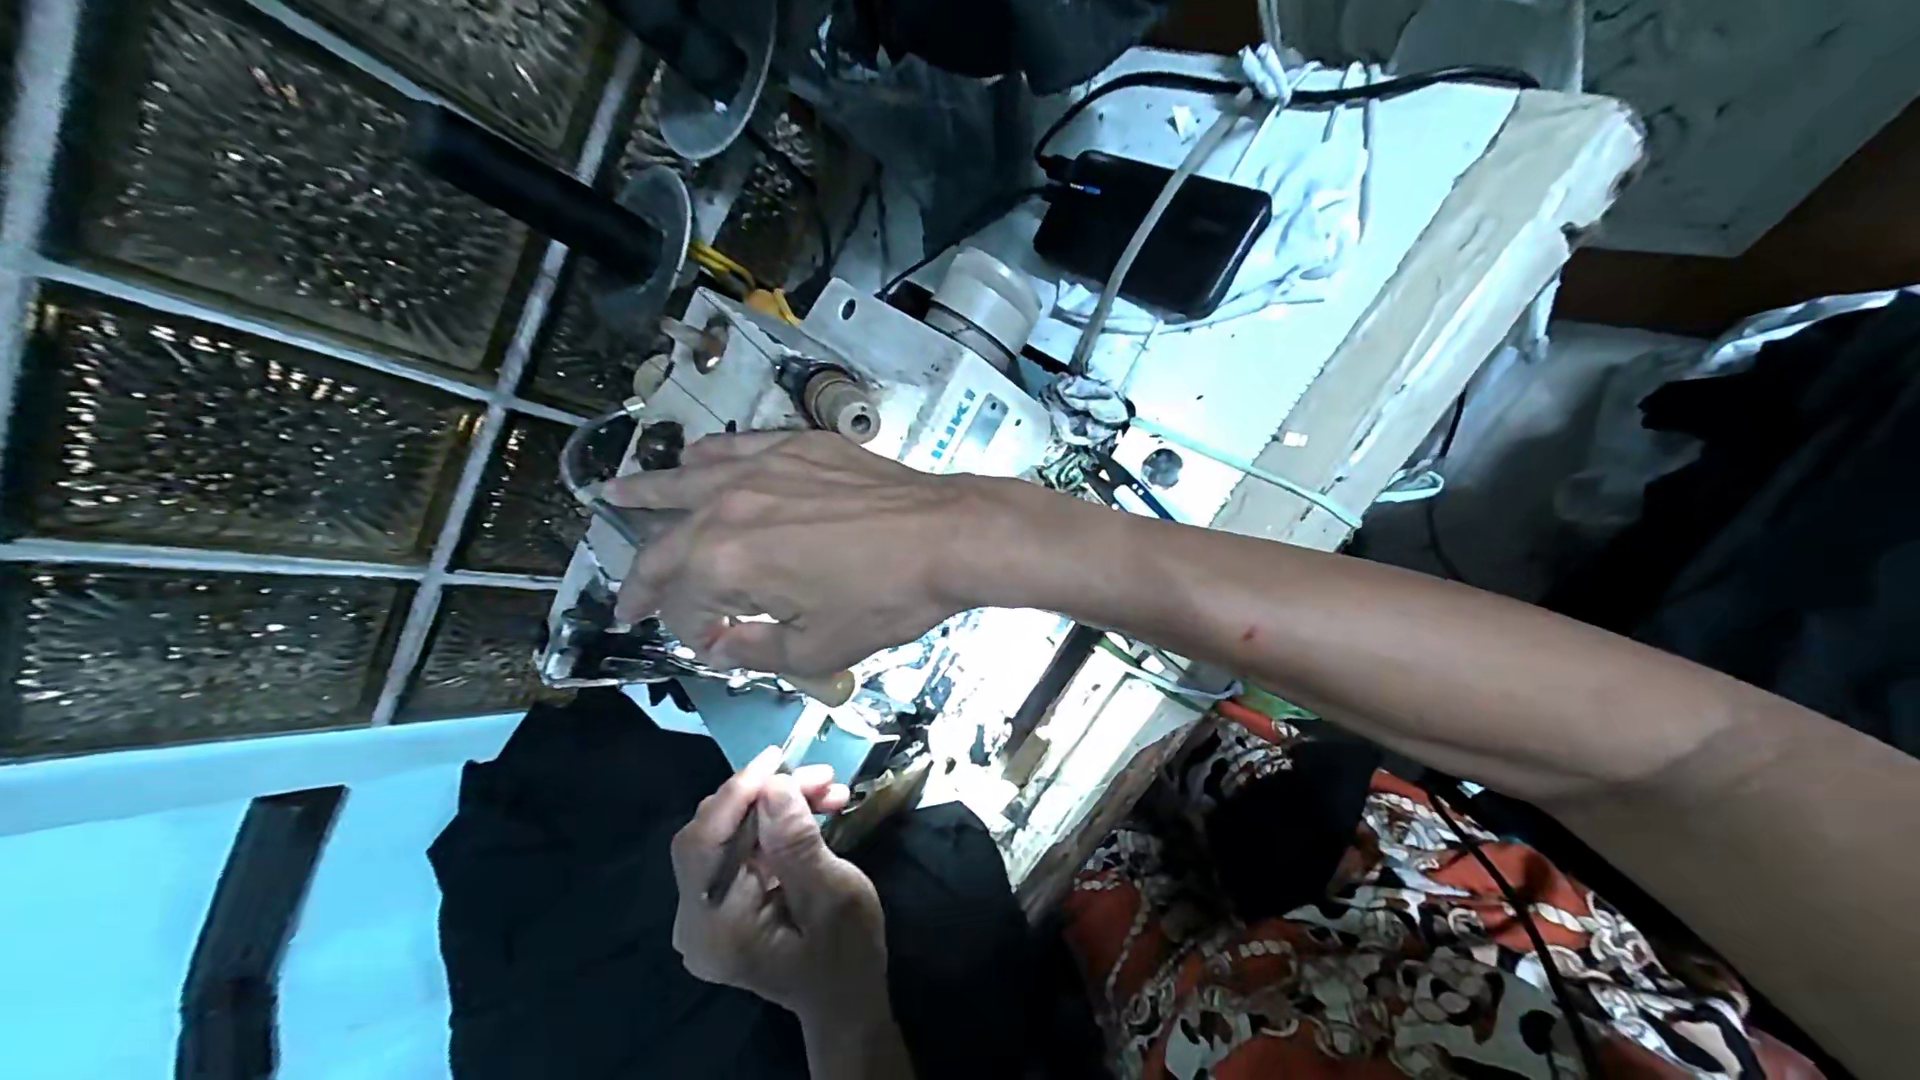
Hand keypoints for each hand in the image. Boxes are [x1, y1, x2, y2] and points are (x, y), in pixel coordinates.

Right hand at [604, 431, 1002, 675]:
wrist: (946, 536)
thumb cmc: (886, 599)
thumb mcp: (819, 650)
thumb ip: (756, 652)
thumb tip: (720, 642)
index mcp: (725, 563)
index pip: (681, 602)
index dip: (688, 630)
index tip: (709, 643)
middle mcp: (727, 506)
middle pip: (666, 542)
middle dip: (642, 576)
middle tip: (627, 596)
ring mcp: (761, 466)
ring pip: (685, 478)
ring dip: (648, 492)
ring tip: (615, 492)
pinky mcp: (797, 445)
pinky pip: (736, 445)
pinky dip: (708, 455)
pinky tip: (694, 458)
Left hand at [670, 746, 888, 1025]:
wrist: (847, 1001)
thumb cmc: (845, 957)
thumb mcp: (832, 896)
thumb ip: (798, 842)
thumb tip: (774, 786)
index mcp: (713, 925)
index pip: (703, 843)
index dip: (736, 795)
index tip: (775, 759)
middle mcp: (697, 916)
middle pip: (715, 831)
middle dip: (767, 795)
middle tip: (818, 775)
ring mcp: (710, 907)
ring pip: (733, 830)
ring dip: (780, 803)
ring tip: (829, 788)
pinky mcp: (729, 897)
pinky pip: (745, 844)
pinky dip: (780, 820)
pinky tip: (817, 806)